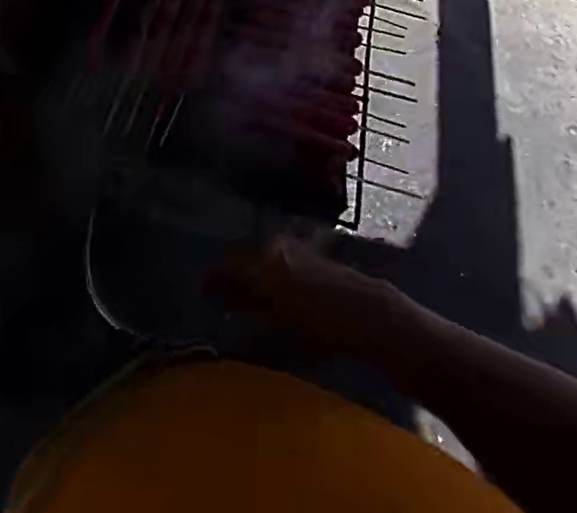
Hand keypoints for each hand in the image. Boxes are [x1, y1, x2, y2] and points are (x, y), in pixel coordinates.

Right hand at [216, 235, 421, 354]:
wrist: (373, 315)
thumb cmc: (323, 328)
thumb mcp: (280, 330)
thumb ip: (248, 318)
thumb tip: (225, 310)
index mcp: (260, 266)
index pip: (225, 268)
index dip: (212, 280)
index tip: (203, 290)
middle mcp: (273, 248)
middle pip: (241, 256)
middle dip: (230, 272)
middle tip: (223, 291)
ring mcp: (293, 246)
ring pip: (260, 253)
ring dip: (250, 268)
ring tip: (248, 289)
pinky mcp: (311, 250)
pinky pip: (278, 253)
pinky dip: (269, 265)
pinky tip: (274, 283)